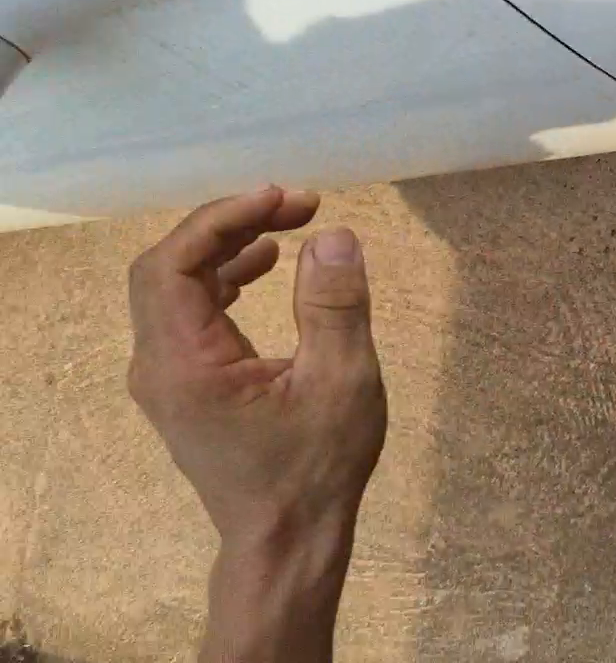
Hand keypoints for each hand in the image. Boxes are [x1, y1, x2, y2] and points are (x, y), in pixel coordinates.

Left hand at [127, 187, 386, 661]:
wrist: (288, 530)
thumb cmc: (318, 458)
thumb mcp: (345, 377)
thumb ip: (335, 305)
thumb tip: (332, 235)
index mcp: (185, 363)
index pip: (173, 267)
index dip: (223, 220)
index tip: (287, 198)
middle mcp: (158, 364)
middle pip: (168, 270)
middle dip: (232, 224)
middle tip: (304, 205)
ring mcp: (169, 375)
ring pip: (176, 288)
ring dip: (231, 247)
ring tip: (295, 226)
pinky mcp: (190, 382)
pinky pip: (192, 311)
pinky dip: (229, 276)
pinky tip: (270, 267)